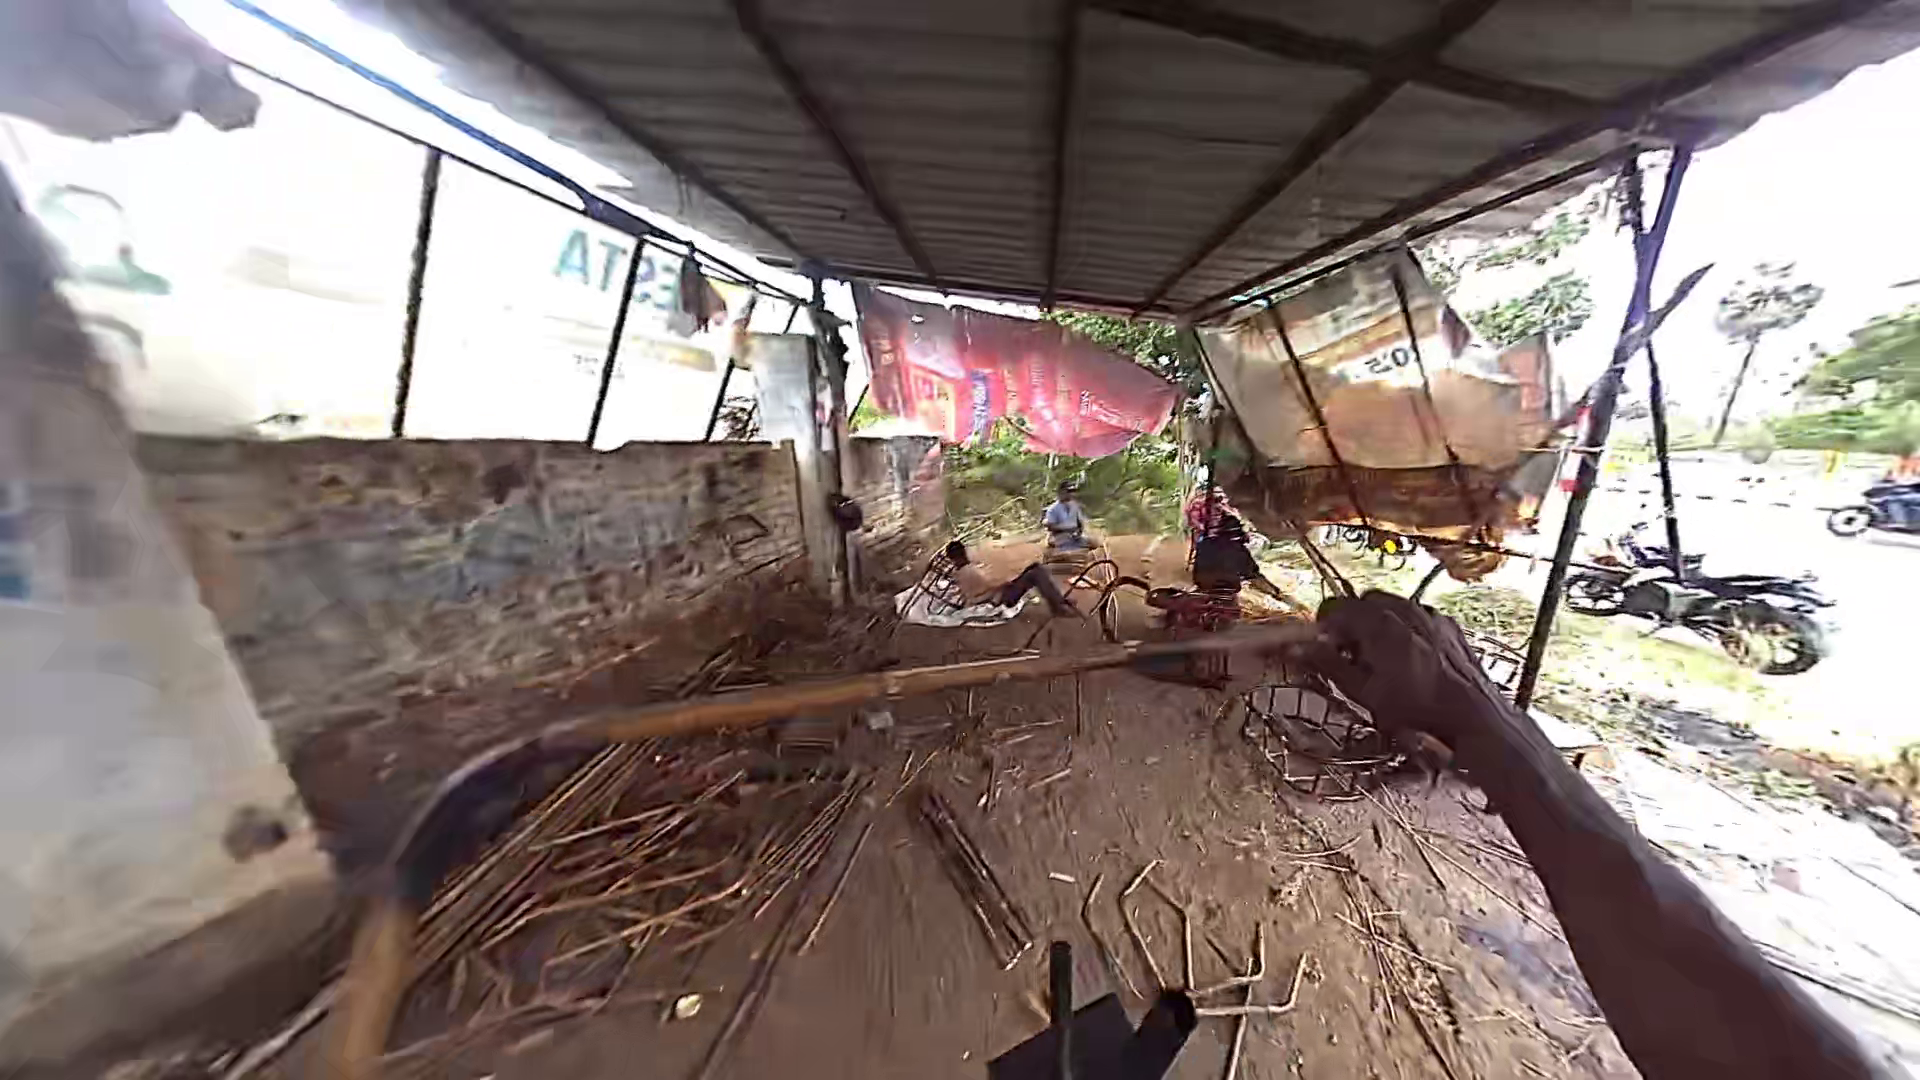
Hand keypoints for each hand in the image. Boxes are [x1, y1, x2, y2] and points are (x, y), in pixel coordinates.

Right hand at [1309, 591, 1526, 767]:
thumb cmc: (1415, 707)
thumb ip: (1327, 664)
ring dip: (1376, 621)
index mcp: (1377, 622)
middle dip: (1351, 620)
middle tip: (1351, 650)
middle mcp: (1403, 609)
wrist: (1477, 718)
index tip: (1327, 647)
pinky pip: (1415, 614)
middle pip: (1363, 602)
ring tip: (1380, 652)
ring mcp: (1429, 615)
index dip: (1325, 626)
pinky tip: (1409, 654)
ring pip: (1390, 605)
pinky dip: (1403, 626)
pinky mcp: (1449, 625)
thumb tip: (1295, 649)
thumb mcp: (1363, 690)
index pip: (1336, 607)